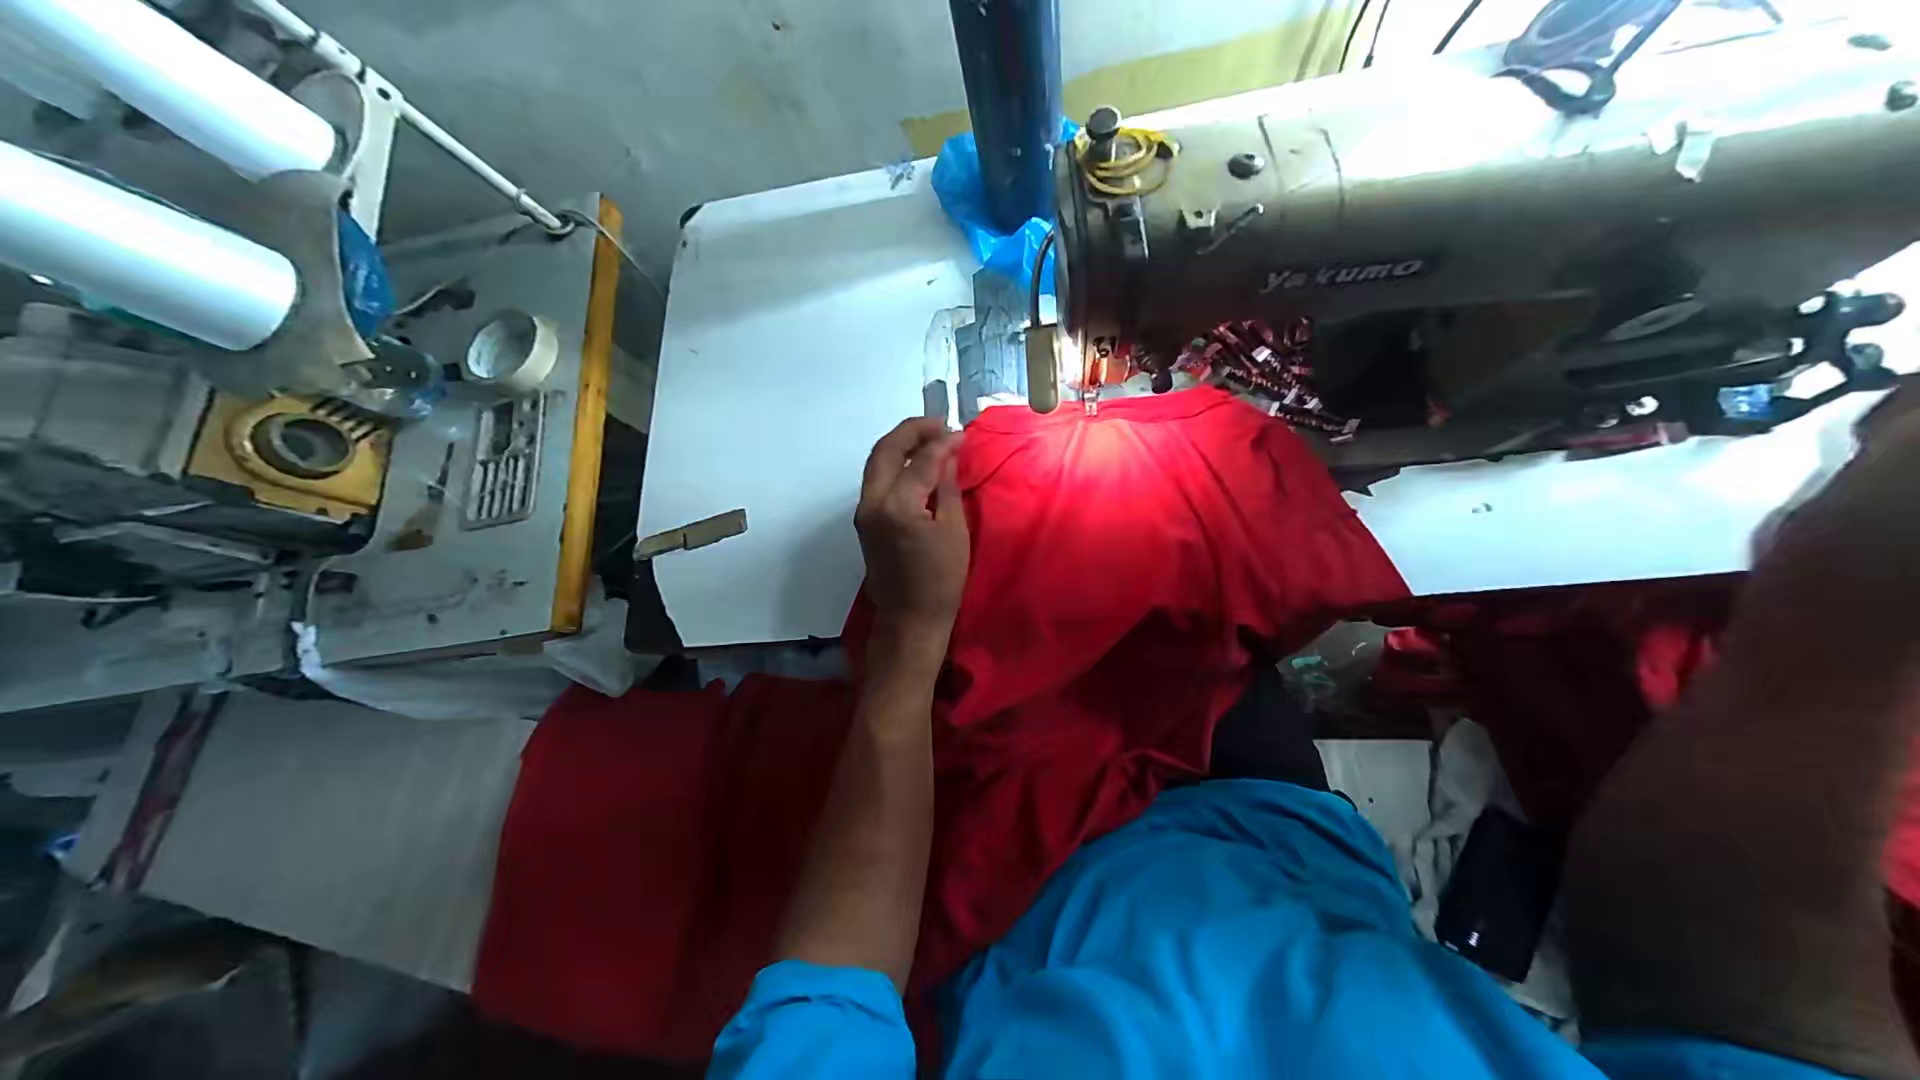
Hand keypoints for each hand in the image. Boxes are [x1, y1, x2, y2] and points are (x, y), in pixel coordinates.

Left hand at [855, 418, 969, 661]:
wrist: (910, 619)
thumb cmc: (941, 580)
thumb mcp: (954, 531)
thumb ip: (946, 486)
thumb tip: (948, 453)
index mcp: (896, 506)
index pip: (920, 460)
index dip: (943, 443)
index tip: (963, 434)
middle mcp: (872, 503)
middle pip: (885, 450)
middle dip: (911, 431)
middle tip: (940, 425)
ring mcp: (863, 512)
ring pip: (876, 463)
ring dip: (900, 445)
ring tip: (930, 439)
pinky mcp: (864, 521)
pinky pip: (876, 479)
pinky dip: (894, 464)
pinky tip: (916, 463)